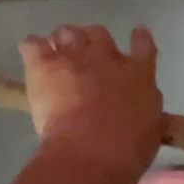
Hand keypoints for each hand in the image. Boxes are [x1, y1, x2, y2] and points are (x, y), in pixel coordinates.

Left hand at [19, 25, 162, 178]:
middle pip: (99, 33)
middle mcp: (106, 57)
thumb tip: (141, 104)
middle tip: (88, 58)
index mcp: (139, 73)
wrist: (92, 150)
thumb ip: (147, 110)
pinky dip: (33, 49)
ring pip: (66, 33)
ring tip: (58, 56)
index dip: (140, 38)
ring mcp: (73, 57)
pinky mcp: (43, 66)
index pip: (143, 45)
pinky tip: (33, 59)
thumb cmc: (129, 148)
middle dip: (94, 41)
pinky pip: (32, 45)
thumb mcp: (151, 129)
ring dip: (63, 42)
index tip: (138, 34)